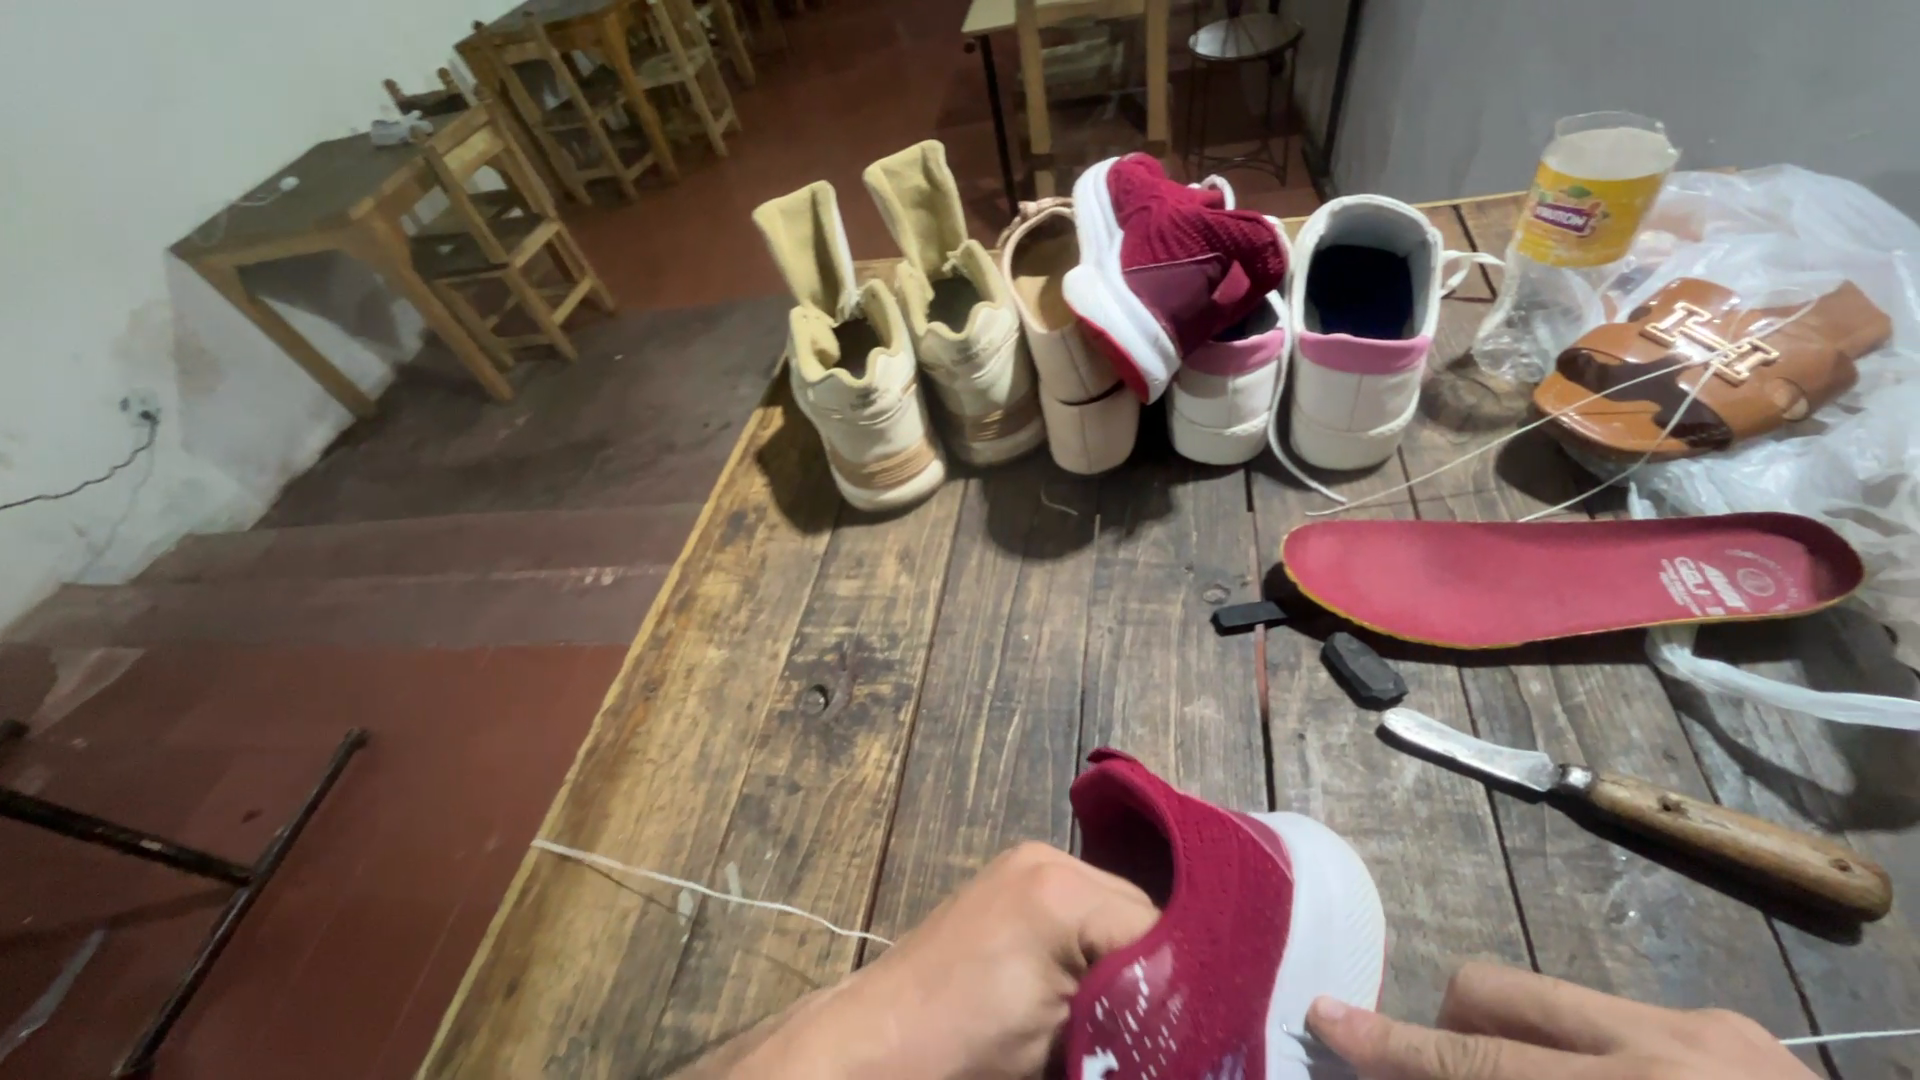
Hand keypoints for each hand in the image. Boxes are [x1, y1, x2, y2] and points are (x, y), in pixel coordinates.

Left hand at [699, 842, 1157, 1078]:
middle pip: (1144, 915)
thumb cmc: (962, 1051)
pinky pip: (1083, 910)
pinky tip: (1100, 987)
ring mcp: (1029, 865)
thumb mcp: (1065, 1044)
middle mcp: (1051, 858)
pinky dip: (1099, 947)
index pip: (1165, 931)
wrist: (875, 1044)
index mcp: (1064, 888)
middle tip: (1171, 1024)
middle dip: (1161, 969)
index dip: (1190, 986)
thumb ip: (1133, 1010)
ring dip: (1132, 959)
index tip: (1203, 1031)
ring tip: (1135, 1009)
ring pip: (1117, 912)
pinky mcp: (1015, 882)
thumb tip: (1191, 1011)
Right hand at [1307, 961, 1817, 1079]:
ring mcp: (1708, 1029)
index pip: (1474, 1063)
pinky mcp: (1735, 1027)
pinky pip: (1608, 1015)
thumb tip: (1440, 1069)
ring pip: (1544, 994)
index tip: (1325, 1017)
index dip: (1390, 1045)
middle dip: (1445, 1026)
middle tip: (1449, 1076)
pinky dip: (1582, 1053)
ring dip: (1514, 1042)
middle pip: (1490, 989)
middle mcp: (1667, 1052)